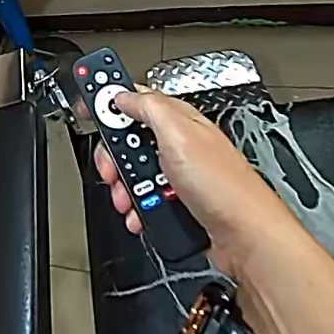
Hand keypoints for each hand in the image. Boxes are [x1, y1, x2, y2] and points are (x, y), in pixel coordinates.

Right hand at [91, 87, 293, 274]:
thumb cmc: (223, 185)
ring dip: (126, 187)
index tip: (86, 101)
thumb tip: (122, 94)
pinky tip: (142, 214)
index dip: (110, 96)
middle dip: (115, 155)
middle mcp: (177, 142)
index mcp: (177, 118)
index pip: (136, 96)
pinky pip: (146, 199)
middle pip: (128, 138)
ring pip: (134, 172)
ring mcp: (178, 173)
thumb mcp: (178, 134)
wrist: (247, 239)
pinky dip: (138, 208)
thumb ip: (148, 108)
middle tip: (112, 167)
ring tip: (131, 198)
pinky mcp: (178, 200)